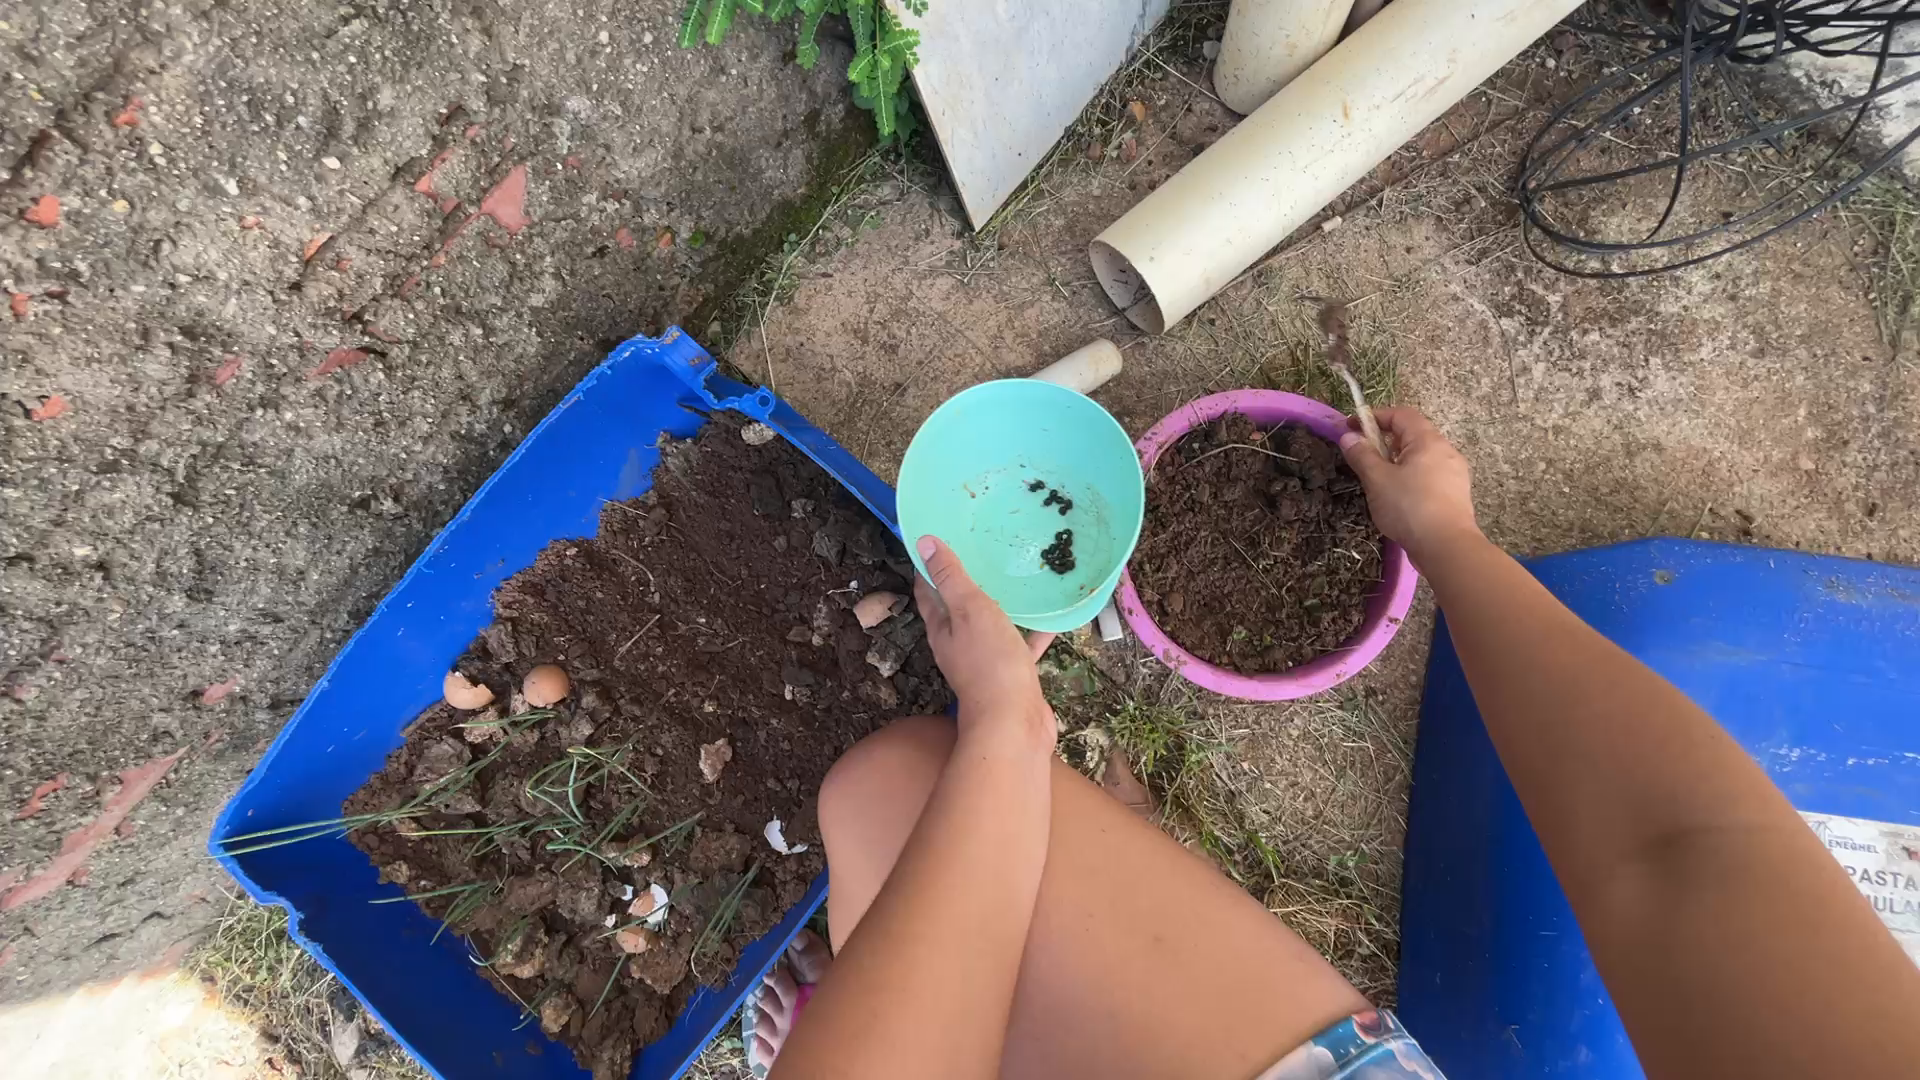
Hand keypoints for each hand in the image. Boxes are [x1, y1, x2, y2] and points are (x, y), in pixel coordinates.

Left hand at [912, 535, 1055, 748]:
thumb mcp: (969, 609)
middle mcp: (958, 644)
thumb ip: (950, 576)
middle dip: (965, 582)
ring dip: (998, 605)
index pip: (927, 590)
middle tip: (980, 552)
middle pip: (957, 608)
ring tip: (1014, 579)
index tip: (936, 540)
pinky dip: (1032, 633)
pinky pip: (1021, 646)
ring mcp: (984, 661)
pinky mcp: (1010, 675)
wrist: (1014, 722)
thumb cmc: (989, 662)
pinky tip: (1051, 618)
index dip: (928, 565)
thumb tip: (924, 542)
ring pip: (990, 626)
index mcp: (942, 628)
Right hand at [1338, 406, 1482, 562]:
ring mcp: (1453, 472)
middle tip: (1361, 454)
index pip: (1401, 415)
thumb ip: (1361, 455)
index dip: (1375, 416)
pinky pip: (1427, 473)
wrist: (1446, 545)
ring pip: (1419, 455)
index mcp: (1427, 441)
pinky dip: (1408, 474)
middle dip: (1383, 439)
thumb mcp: (1376, 479)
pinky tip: (1397, 495)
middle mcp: (1445, 451)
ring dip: (1395, 458)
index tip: (1351, 427)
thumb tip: (1348, 436)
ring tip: (1376, 477)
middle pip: (1412, 434)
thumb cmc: (1408, 507)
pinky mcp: (1454, 492)